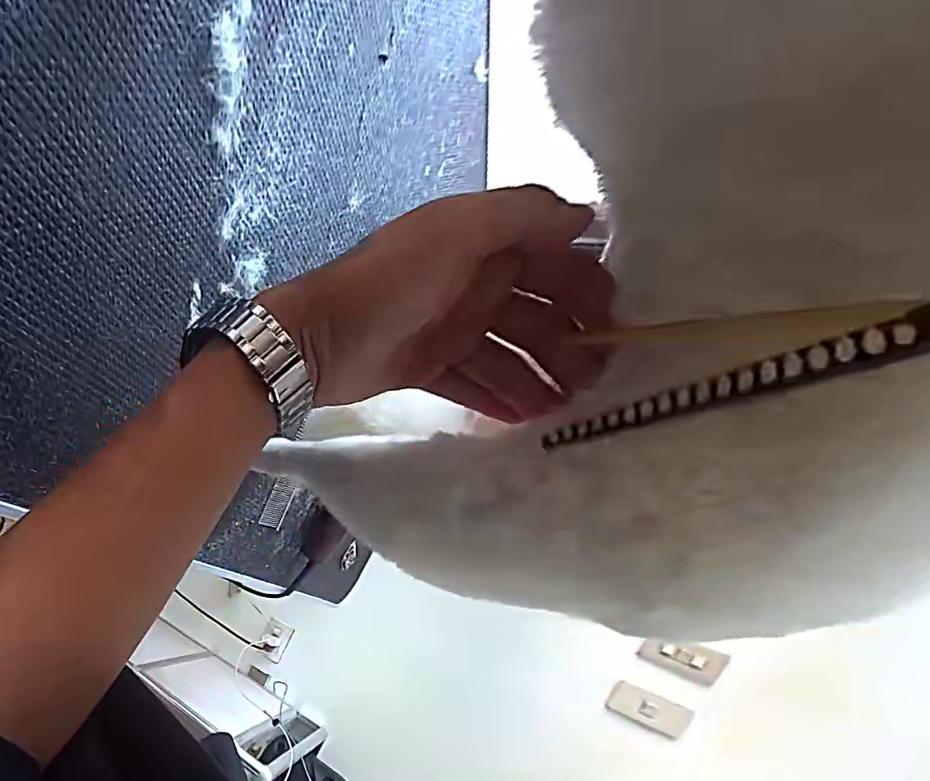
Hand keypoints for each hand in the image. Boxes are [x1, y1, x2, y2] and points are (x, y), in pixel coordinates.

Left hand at [258, 186, 614, 420]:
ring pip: (507, 354)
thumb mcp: (455, 230)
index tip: (614, 320)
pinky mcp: (426, 367)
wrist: (316, 338)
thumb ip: (520, 215)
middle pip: (535, 314)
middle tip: (595, 378)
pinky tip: (525, 417)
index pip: (552, 263)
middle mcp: (471, 286)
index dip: (586, 288)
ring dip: (539, 378)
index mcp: (483, 246)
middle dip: (569, 343)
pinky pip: (472, 383)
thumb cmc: (387, 280)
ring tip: (565, 407)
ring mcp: (448, 330)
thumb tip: (584, 216)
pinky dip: (497, 397)